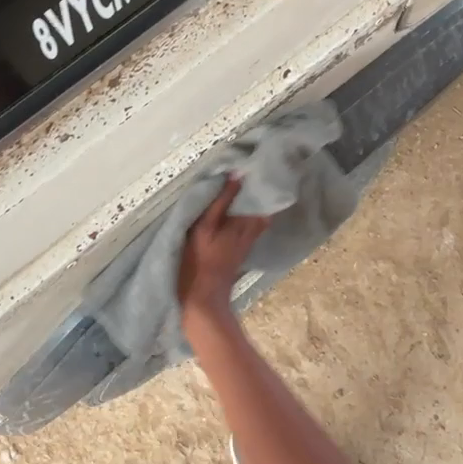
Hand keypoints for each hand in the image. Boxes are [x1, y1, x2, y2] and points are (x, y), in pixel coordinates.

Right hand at [177, 176, 269, 319]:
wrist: (202, 298)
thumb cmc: (199, 260)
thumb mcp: (204, 227)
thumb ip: (220, 201)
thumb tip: (237, 174)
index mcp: (244, 223)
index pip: (263, 198)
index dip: (262, 181)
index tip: (257, 165)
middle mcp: (251, 231)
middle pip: (262, 207)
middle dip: (259, 190)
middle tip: (252, 171)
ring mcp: (246, 243)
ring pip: (256, 217)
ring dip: (252, 203)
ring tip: (243, 186)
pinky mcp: (240, 251)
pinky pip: (249, 226)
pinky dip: (245, 215)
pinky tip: (235, 209)